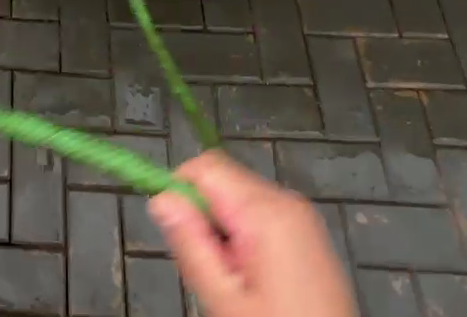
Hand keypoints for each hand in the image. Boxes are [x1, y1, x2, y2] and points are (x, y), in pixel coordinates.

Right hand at [149, 151, 357, 316]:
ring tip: (233, 279)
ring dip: (223, 227)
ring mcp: (300, 214)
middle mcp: (286, 200)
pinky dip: (244, 233)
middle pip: (222, 179)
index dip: (181, 192)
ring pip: (238, 196)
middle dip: (203, 215)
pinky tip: (253, 277)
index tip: (180, 236)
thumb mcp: (224, 299)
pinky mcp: (306, 229)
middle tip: (209, 269)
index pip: (205, 167)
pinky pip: (259, 211)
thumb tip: (160, 198)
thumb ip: (190, 244)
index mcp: (265, 212)